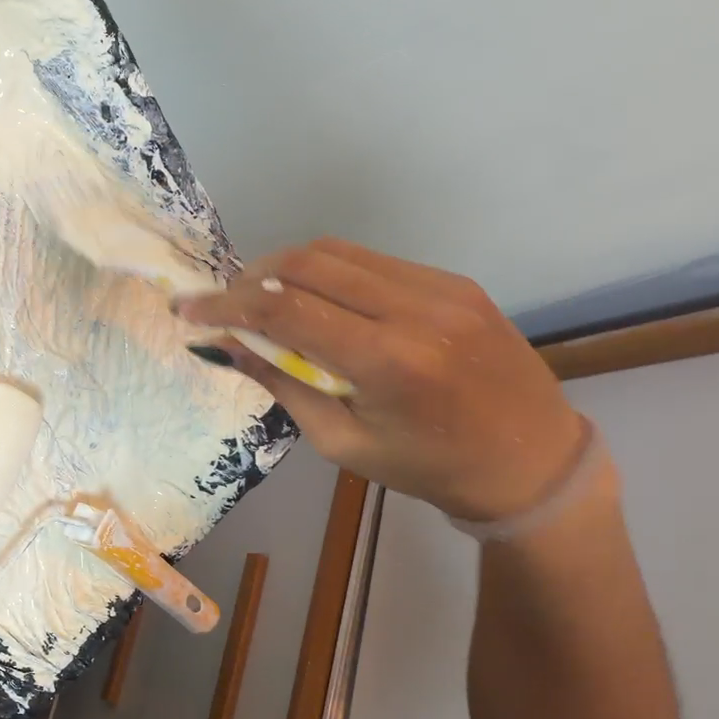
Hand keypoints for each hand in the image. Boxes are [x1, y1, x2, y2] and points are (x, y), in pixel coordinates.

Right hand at [180, 238, 585, 520]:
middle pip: (304, 264)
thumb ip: (281, 382)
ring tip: (258, 298)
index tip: (184, 307)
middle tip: (219, 303)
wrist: (533, 461)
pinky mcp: (453, 282)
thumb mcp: (340, 440)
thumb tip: (223, 344)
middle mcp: (415, 311)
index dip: (224, 305)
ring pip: (335, 252)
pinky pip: (369, 262)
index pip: (283, 310)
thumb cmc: (427, 467)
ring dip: (282, 269)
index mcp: (387, 362)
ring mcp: (440, 289)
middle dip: (247, 278)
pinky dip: (325, 273)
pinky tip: (312, 300)